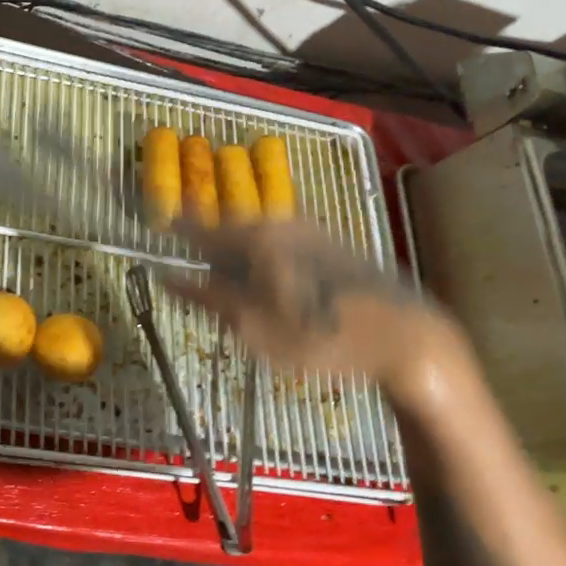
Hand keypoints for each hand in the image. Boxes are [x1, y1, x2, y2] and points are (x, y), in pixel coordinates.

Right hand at [164, 219, 463, 398]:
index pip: (201, 229)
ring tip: (236, 300)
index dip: (177, 234)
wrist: (408, 342)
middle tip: (199, 288)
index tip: (158, 235)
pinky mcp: (334, 247)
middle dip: (210, 256)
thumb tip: (167, 275)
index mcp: (258, 237)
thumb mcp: (256, 328)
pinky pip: (282, 249)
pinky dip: (266, 267)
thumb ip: (208, 298)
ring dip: (240, 265)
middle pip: (230, 234)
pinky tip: (272, 296)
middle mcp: (283, 223)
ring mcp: (312, 232)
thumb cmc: (323, 337)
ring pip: (258, 242)